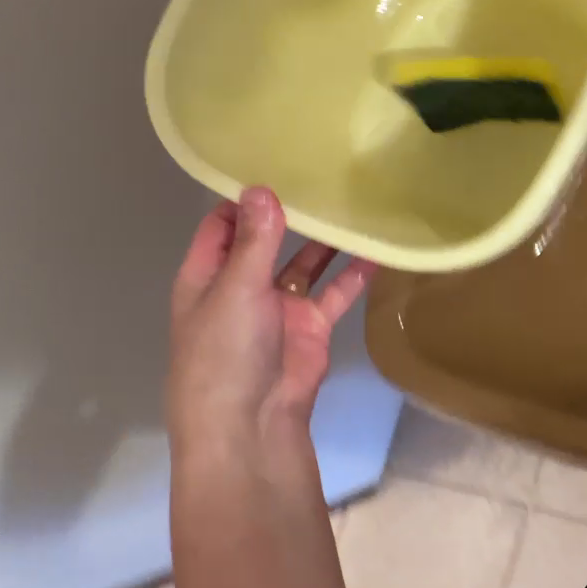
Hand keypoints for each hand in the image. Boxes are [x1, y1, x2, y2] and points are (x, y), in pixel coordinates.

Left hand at [168, 186, 375, 461]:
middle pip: (267, 242)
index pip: (221, 227)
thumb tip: (261, 189)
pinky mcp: (312, 325)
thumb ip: (254, 240)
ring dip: (327, 241)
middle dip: (292, 215)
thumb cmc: (226, 351)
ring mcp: (280, 307)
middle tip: (328, 179)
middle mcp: (242, 287)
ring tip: (357, 207)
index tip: (278, 167)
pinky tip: (379, 251)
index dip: (244, 200)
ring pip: (306, 264)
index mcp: (207, 278)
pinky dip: (356, 274)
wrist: (253, 419)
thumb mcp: (236, 289)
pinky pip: (336, 292)